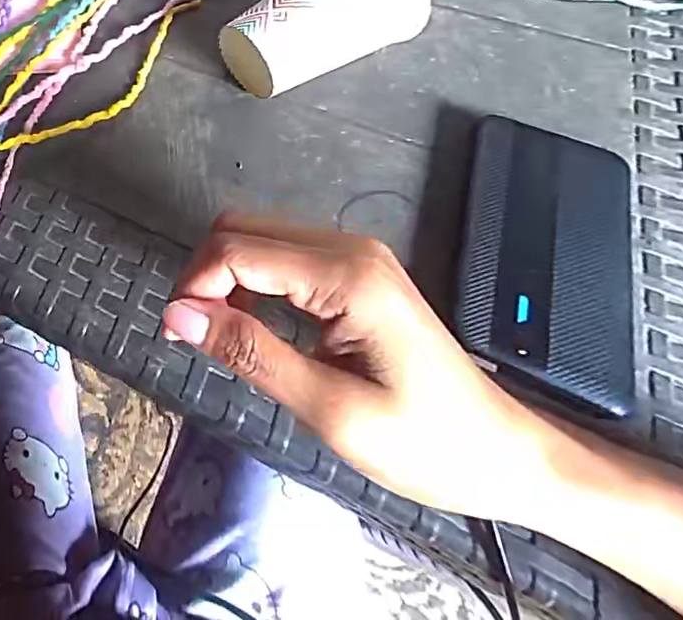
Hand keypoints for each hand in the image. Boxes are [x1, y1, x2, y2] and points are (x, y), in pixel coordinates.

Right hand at [161, 212, 570, 523]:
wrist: (507, 453)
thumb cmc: (427, 444)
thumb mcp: (330, 410)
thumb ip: (250, 354)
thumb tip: (175, 314)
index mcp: (345, 274)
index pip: (238, 250)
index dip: (196, 285)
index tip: (179, 333)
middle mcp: (345, 245)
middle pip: (240, 229)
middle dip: (204, 275)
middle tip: (195, 334)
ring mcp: (351, 252)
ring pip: (254, 236)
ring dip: (223, 277)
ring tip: (220, 335)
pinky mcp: (351, 267)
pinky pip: (278, 254)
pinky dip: (249, 281)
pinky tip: (252, 323)